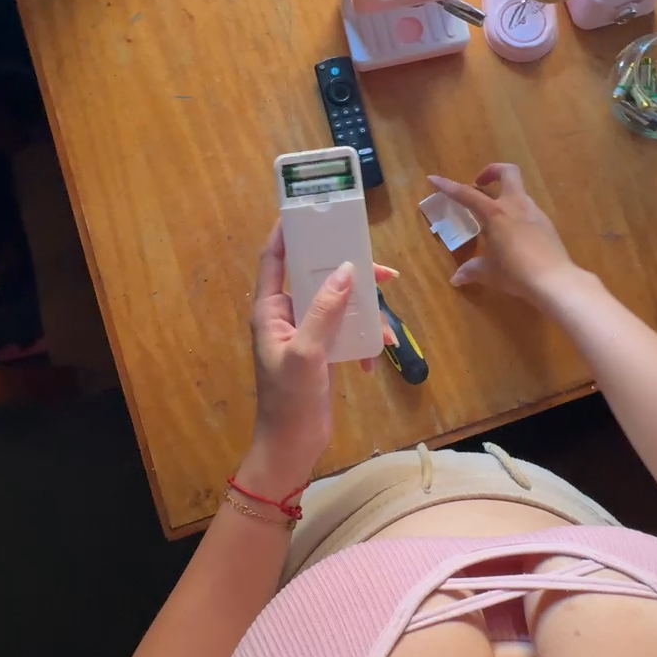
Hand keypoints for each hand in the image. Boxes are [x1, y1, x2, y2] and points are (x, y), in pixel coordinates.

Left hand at [243, 223, 397, 490]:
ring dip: (364, 315)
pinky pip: (346, 331)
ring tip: (387, 332)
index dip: (285, 234)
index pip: (274, 260)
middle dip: (350, 276)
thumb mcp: (306, 352)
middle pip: (318, 279)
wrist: (292, 445)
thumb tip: (344, 269)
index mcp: (270, 309)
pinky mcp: (322, 351)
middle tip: (383, 271)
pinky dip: (362, 341)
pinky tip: (372, 360)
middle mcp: (286, 315)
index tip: (305, 211)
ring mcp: (306, 333)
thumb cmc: (289, 399)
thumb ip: (325, 310)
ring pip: (339, 305)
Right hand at [427, 163, 578, 303]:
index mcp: (495, 213)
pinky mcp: (547, 224)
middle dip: (492, 171)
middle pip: (507, 172)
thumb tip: (456, 279)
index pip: (466, 194)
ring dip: (505, 195)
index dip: (448, 186)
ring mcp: (534, 212)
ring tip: (495, 216)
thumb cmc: (516, 273)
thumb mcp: (489, 273)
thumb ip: (471, 271)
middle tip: (480, 183)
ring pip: (519, 191)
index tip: (433, 178)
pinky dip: (517, 213)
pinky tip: (513, 234)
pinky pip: (528, 209)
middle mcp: (515, 205)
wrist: (555, 280)